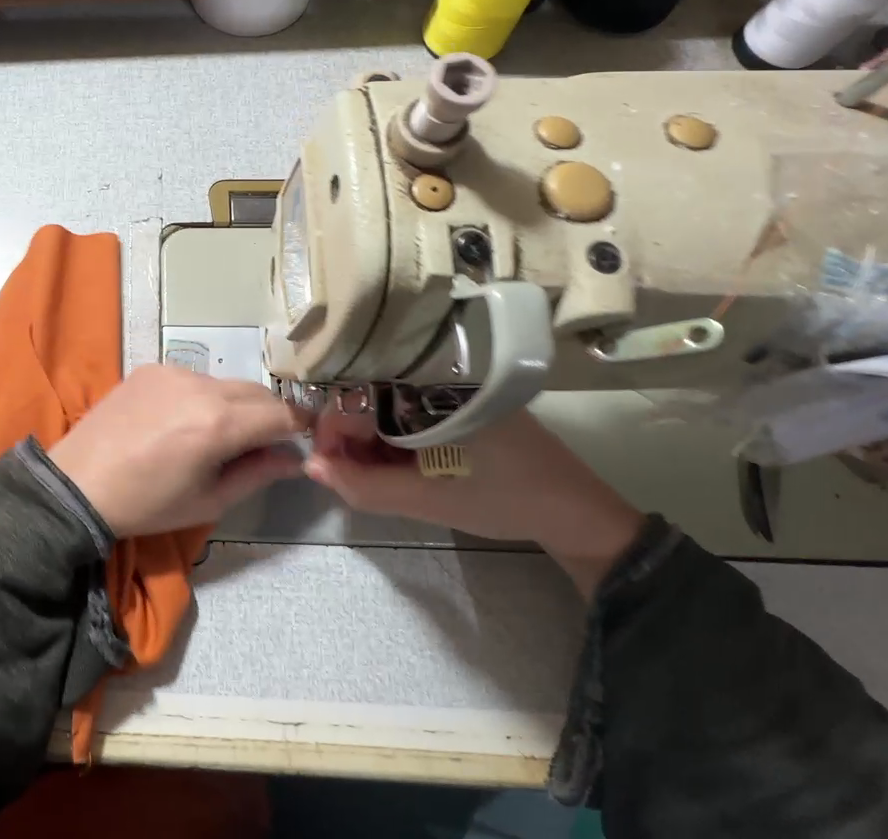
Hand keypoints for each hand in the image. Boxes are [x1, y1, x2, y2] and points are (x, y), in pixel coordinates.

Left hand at [50, 365, 313, 537]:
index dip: (299, 426)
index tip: (304, 438)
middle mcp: (200, 386)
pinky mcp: (149, 368)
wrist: (78, 484)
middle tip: (263, 443)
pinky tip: (181, 422)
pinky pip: (192, 378)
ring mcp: (172, 371)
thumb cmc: (146, 503)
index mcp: (219, 424)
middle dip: (269, 414)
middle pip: (257, 391)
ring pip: (224, 383)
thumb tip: (295, 458)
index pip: (281, 413)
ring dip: (234, 404)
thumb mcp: (209, 499)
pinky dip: (201, 396)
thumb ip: (257, 473)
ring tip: (215, 436)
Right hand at [303, 408, 643, 594]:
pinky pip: (410, 412)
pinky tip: (397, 469)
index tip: (326, 469)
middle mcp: (441, 373)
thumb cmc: (504, 501)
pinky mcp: (461, 402)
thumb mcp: (427, 499)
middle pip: (369, 398)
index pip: (359, 395)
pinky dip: (394, 441)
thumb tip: (311, 466)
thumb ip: (363, 485)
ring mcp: (452, 386)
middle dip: (351, 440)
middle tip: (349, 479)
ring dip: (371, 442)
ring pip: (387, 407)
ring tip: (374, 478)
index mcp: (435, 383)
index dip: (333, 431)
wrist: (576, 514)